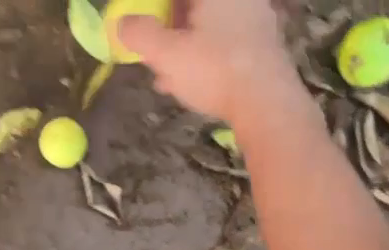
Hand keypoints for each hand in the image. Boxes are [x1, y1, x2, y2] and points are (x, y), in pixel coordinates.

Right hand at [117, 0, 300, 123]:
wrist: (266, 100)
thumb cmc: (214, 69)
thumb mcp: (166, 54)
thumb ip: (140, 35)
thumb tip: (122, 23)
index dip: (159, 10)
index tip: (144, 26)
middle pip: (194, 7)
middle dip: (171, 26)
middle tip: (153, 51)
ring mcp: (256, 15)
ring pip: (209, 23)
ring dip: (185, 44)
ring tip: (166, 74)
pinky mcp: (264, 42)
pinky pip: (225, 40)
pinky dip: (204, 54)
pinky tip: (191, 82)